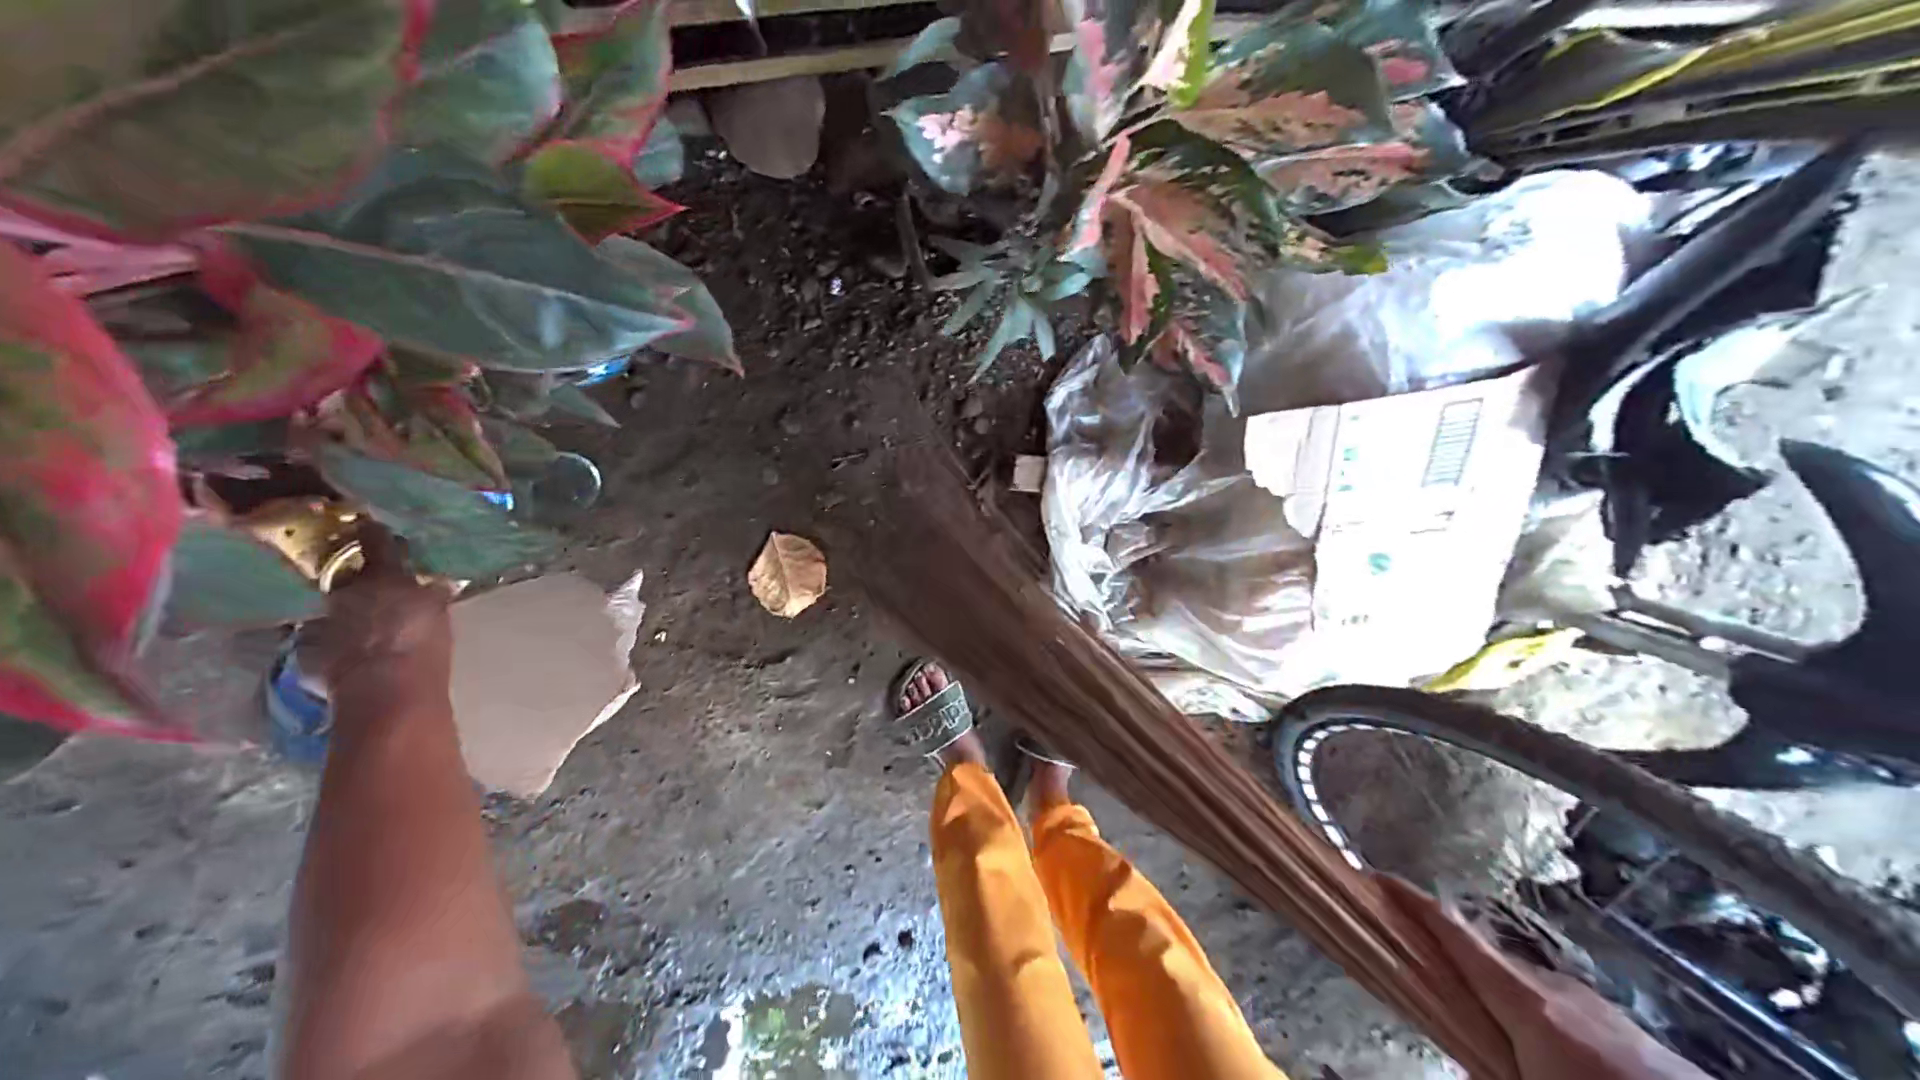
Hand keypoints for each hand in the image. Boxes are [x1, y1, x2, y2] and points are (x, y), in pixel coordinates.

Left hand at [301, 524, 453, 693]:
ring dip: (345, 613)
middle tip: (374, 586)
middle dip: (357, 580)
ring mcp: (320, 623)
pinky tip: (351, 653)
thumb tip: (434, 582)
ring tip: (364, 623)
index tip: (375, 526)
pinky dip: (334, 643)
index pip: (377, 544)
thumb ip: (431, 594)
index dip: (376, 536)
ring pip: (333, 610)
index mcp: (380, 575)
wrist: (385, 687)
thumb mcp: (437, 611)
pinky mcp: (305, 654)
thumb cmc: (420, 642)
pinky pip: (322, 641)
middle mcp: (343, 591)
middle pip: (347, 578)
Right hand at [1375, 875, 1707, 1079]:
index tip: (1375, 877)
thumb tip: (1455, 1053)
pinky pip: (1559, 1005)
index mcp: (1524, 1001)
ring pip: (1523, 983)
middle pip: (1484, 956)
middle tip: (1420, 969)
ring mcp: (1594, 1004)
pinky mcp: (1625, 1026)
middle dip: (1450, 957)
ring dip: (1495, 991)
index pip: (1454, 933)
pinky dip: (1533, 1012)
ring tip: (1481, 1018)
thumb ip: (1482, 1064)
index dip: (1412, 902)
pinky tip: (1542, 1050)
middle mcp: (1554, 988)